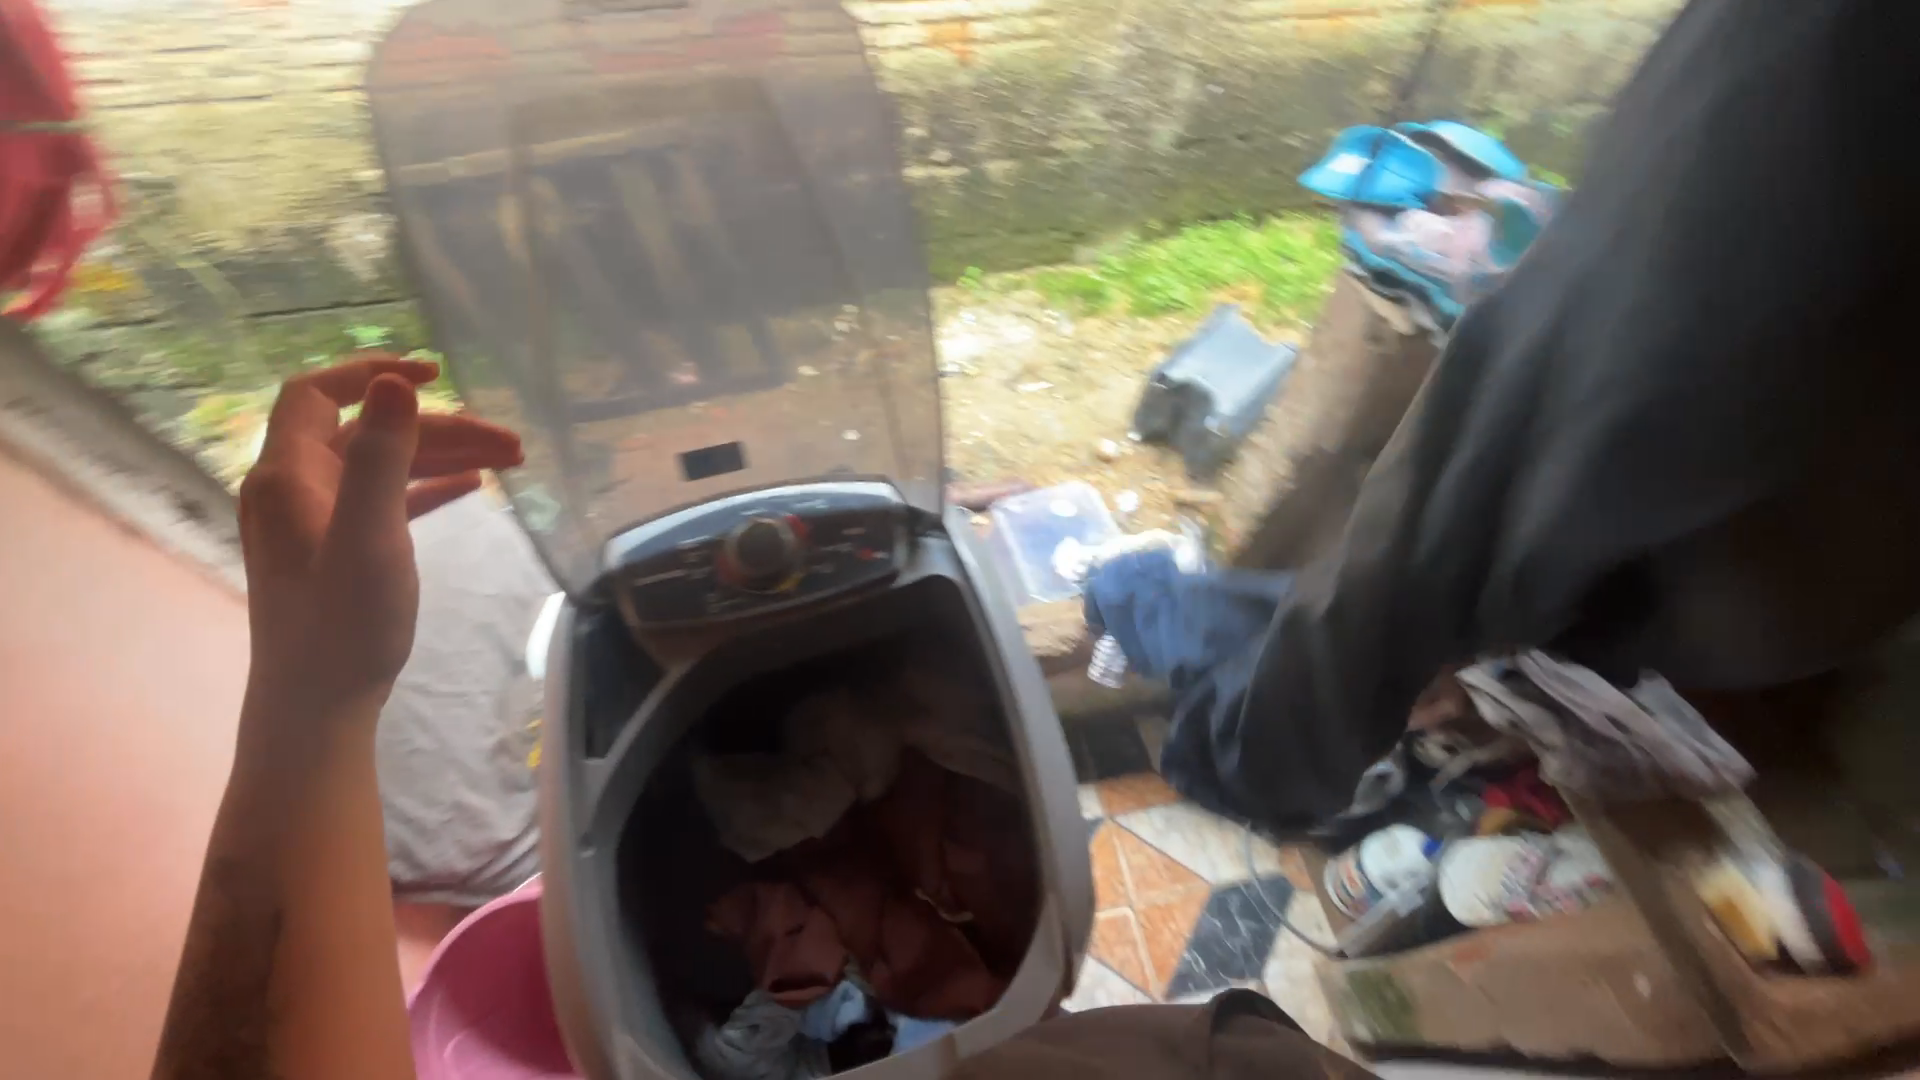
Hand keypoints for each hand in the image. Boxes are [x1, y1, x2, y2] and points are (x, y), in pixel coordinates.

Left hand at [238, 355, 522, 729]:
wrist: (320, 702)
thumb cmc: (345, 622)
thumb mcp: (371, 536)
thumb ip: (384, 458)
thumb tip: (399, 382)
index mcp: (291, 476)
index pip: (316, 394)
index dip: (371, 373)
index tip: (438, 372)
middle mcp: (300, 488)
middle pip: (372, 432)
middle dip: (443, 428)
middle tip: (512, 444)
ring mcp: (323, 520)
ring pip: (388, 466)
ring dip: (447, 457)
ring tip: (510, 463)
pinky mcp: (346, 548)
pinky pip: (392, 498)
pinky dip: (432, 486)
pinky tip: (474, 488)